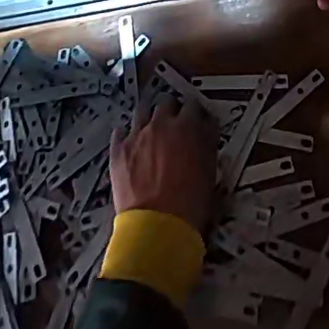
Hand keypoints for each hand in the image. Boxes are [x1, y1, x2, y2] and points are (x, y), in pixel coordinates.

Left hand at [110, 98, 218, 231]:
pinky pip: (120, 131)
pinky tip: (132, 143)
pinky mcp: (118, 150)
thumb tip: (206, 128)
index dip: (195, 112)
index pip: (193, 105)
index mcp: (187, 127)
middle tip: (175, 125)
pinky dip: (127, 135)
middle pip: (166, 103)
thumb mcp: (209, 169)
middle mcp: (161, 124)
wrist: (156, 226)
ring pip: (142, 112)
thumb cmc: (191, 201)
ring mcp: (137, 135)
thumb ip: (207, 143)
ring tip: (152, 131)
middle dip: (172, 111)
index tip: (197, 120)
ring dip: (149, 118)